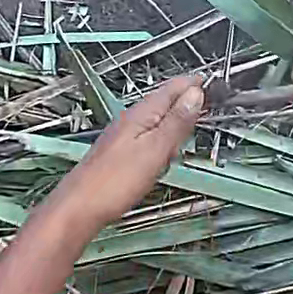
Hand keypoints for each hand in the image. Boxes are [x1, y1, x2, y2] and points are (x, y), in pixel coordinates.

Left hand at [58, 76, 204, 225]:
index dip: (195, 84)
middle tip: (208, 102)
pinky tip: (166, 151)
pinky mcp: (120, 151)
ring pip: (157, 118)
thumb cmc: (113, 182)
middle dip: (187, 100)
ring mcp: (124, 134)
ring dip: (177, 119)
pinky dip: (164, 138)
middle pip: (166, 100)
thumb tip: (195, 94)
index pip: (174, 87)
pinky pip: (148, 135)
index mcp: (142, 113)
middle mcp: (131, 118)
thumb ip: (177, 122)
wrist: (77, 209)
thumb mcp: (156, 149)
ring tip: (192, 123)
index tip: (214, 86)